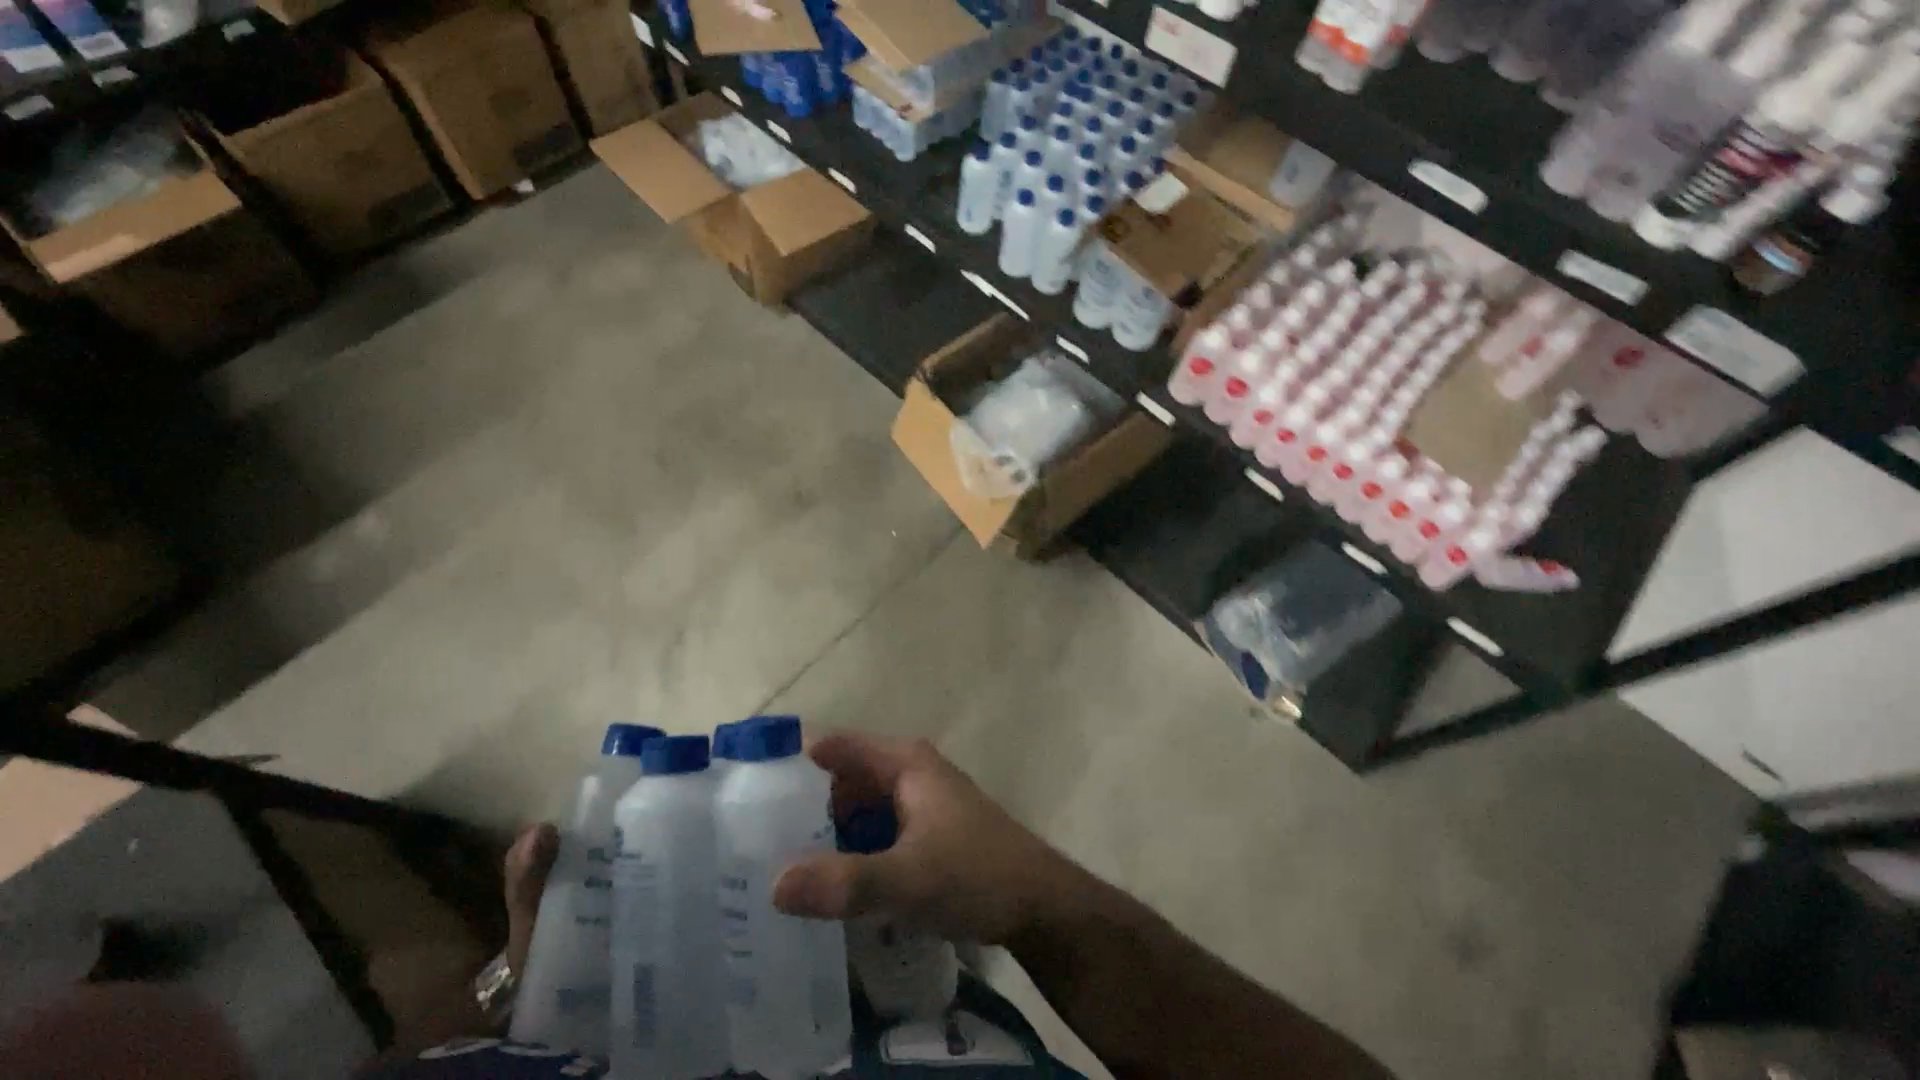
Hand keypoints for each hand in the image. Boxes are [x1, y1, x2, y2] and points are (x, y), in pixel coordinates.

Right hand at [772, 732, 1086, 943]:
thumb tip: (772, 887)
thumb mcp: (908, 881)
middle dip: (799, 806)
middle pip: (840, 780)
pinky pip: (874, 834)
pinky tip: (824, 886)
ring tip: (772, 866)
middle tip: (746, 841)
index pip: (832, 746)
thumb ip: (845, 883)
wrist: (1043, 908)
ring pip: (857, 810)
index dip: (789, 762)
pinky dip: (849, 851)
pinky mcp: (927, 835)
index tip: (741, 792)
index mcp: (904, 763)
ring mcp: (920, 804)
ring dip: (823, 833)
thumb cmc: (978, 877)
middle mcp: (910, 773)